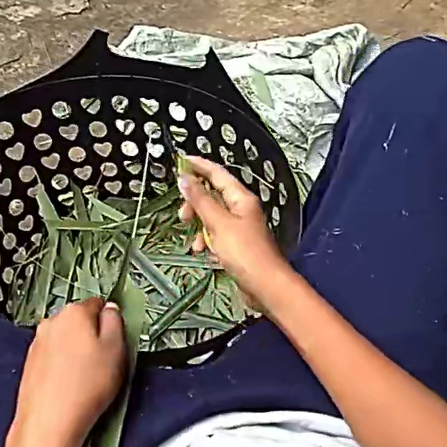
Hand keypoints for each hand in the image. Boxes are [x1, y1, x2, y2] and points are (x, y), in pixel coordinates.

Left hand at [6, 297, 127, 446]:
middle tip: (107, 362)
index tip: (118, 339)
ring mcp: (38, 344)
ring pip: (67, 341)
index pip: (99, 304)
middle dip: (94, 337)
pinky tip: (74, 387)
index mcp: (74, 312)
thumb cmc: (86, 387)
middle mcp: (52, 323)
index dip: (112, 321)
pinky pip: (55, 359)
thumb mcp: (117, 349)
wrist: (50, 421)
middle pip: (81, 322)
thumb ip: (115, 321)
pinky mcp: (31, 365)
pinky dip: (65, 369)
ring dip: (78, 354)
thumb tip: (111, 309)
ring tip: (90, 380)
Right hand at [178, 156, 296, 309]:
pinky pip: (216, 237)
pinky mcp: (237, 245)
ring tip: (198, 243)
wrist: (264, 285)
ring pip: (212, 219)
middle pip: (212, 198)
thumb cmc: (247, 254)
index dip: (199, 166)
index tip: (182, 161)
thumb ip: (200, 201)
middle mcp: (241, 210)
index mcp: (241, 199)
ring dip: (200, 229)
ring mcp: (240, 228)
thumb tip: (185, 179)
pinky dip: (208, 242)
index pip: (217, 174)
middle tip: (184, 216)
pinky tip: (206, 253)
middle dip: (195, 206)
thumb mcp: (218, 223)